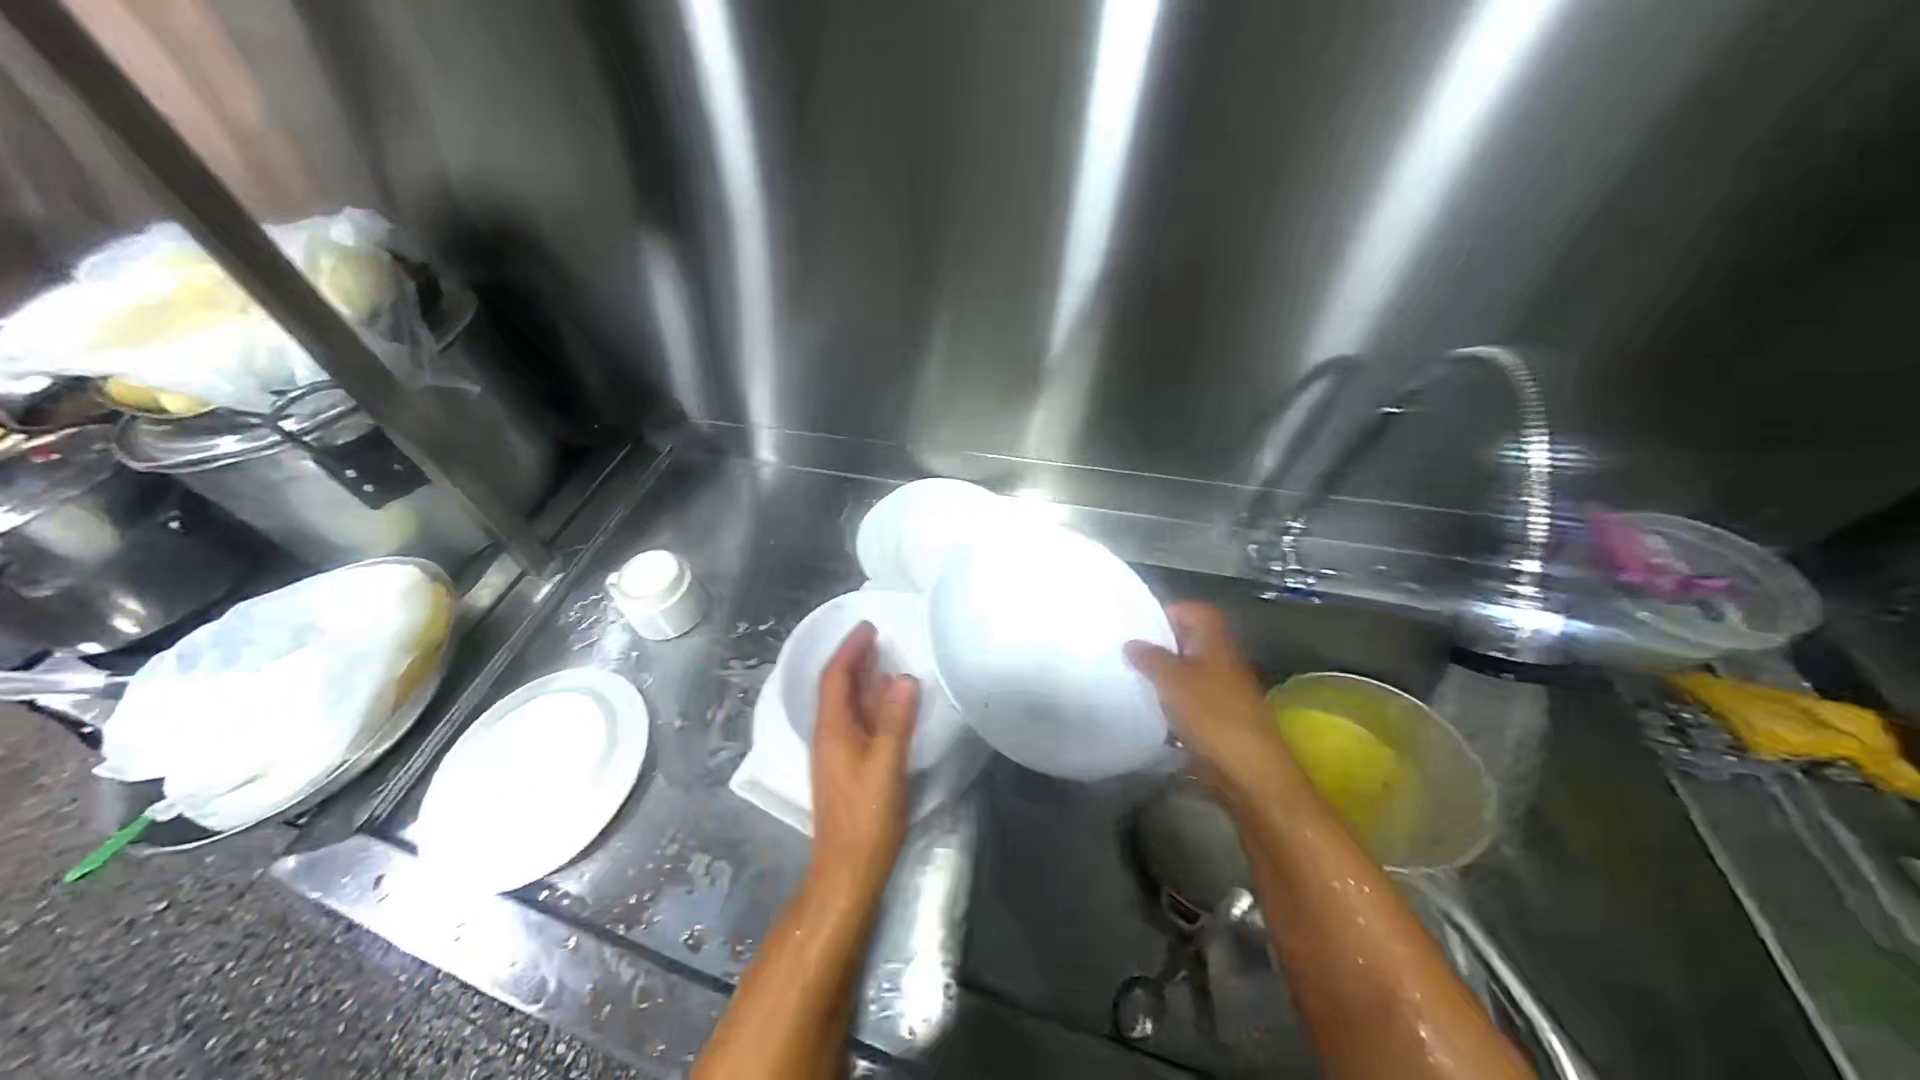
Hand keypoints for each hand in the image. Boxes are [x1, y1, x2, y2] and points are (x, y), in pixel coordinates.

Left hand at [809, 621, 917, 894]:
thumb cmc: (867, 818)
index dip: (850, 649)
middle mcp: (828, 736)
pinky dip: (869, 704)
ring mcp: (835, 753)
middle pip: (837, 688)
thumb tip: (904, 677)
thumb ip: (896, 721)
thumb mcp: (886, 766)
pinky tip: (887, 706)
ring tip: (884, 661)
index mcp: (832, 730)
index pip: (835, 677)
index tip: (868, 627)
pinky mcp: (846, 768)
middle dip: (854, 660)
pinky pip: (855, 722)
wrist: (847, 871)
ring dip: (861, 680)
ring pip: (846, 706)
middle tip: (878, 637)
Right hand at [1125, 602, 1295, 800]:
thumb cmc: (1211, 713)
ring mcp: (1225, 689)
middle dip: (1161, 644)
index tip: (1139, 624)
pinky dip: (1173, 700)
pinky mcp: (1221, 716)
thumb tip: (1132, 643)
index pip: (1194, 610)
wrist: (1249, 769)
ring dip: (1166, 674)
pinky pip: (1192, 698)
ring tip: (1134, 679)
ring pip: (1190, 670)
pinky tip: (1151, 709)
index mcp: (1215, 640)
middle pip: (1191, 640)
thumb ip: (1149, 657)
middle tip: (1129, 651)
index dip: (1168, 611)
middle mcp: (1223, 659)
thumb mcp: (1172, 679)